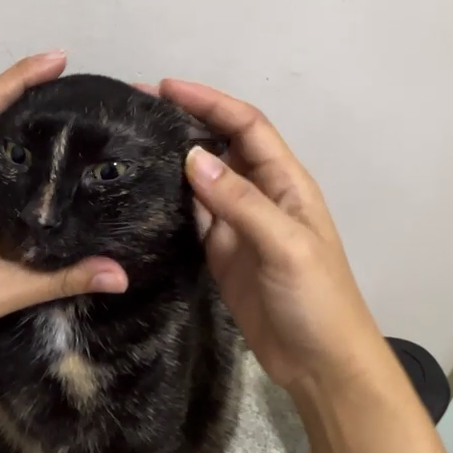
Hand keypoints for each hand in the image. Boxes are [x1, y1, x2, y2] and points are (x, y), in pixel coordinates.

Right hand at [157, 79, 390, 397]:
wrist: (321, 364)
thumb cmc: (317, 301)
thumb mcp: (286, 247)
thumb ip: (241, 204)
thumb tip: (192, 158)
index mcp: (286, 183)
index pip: (246, 126)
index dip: (210, 102)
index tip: (165, 88)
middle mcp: (261, 195)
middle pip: (221, 145)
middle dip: (186, 121)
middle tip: (136, 110)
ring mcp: (239, 225)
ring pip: (203, 179)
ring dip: (174, 158)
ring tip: (131, 141)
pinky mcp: (221, 254)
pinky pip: (193, 216)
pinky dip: (170, 200)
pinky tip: (143, 191)